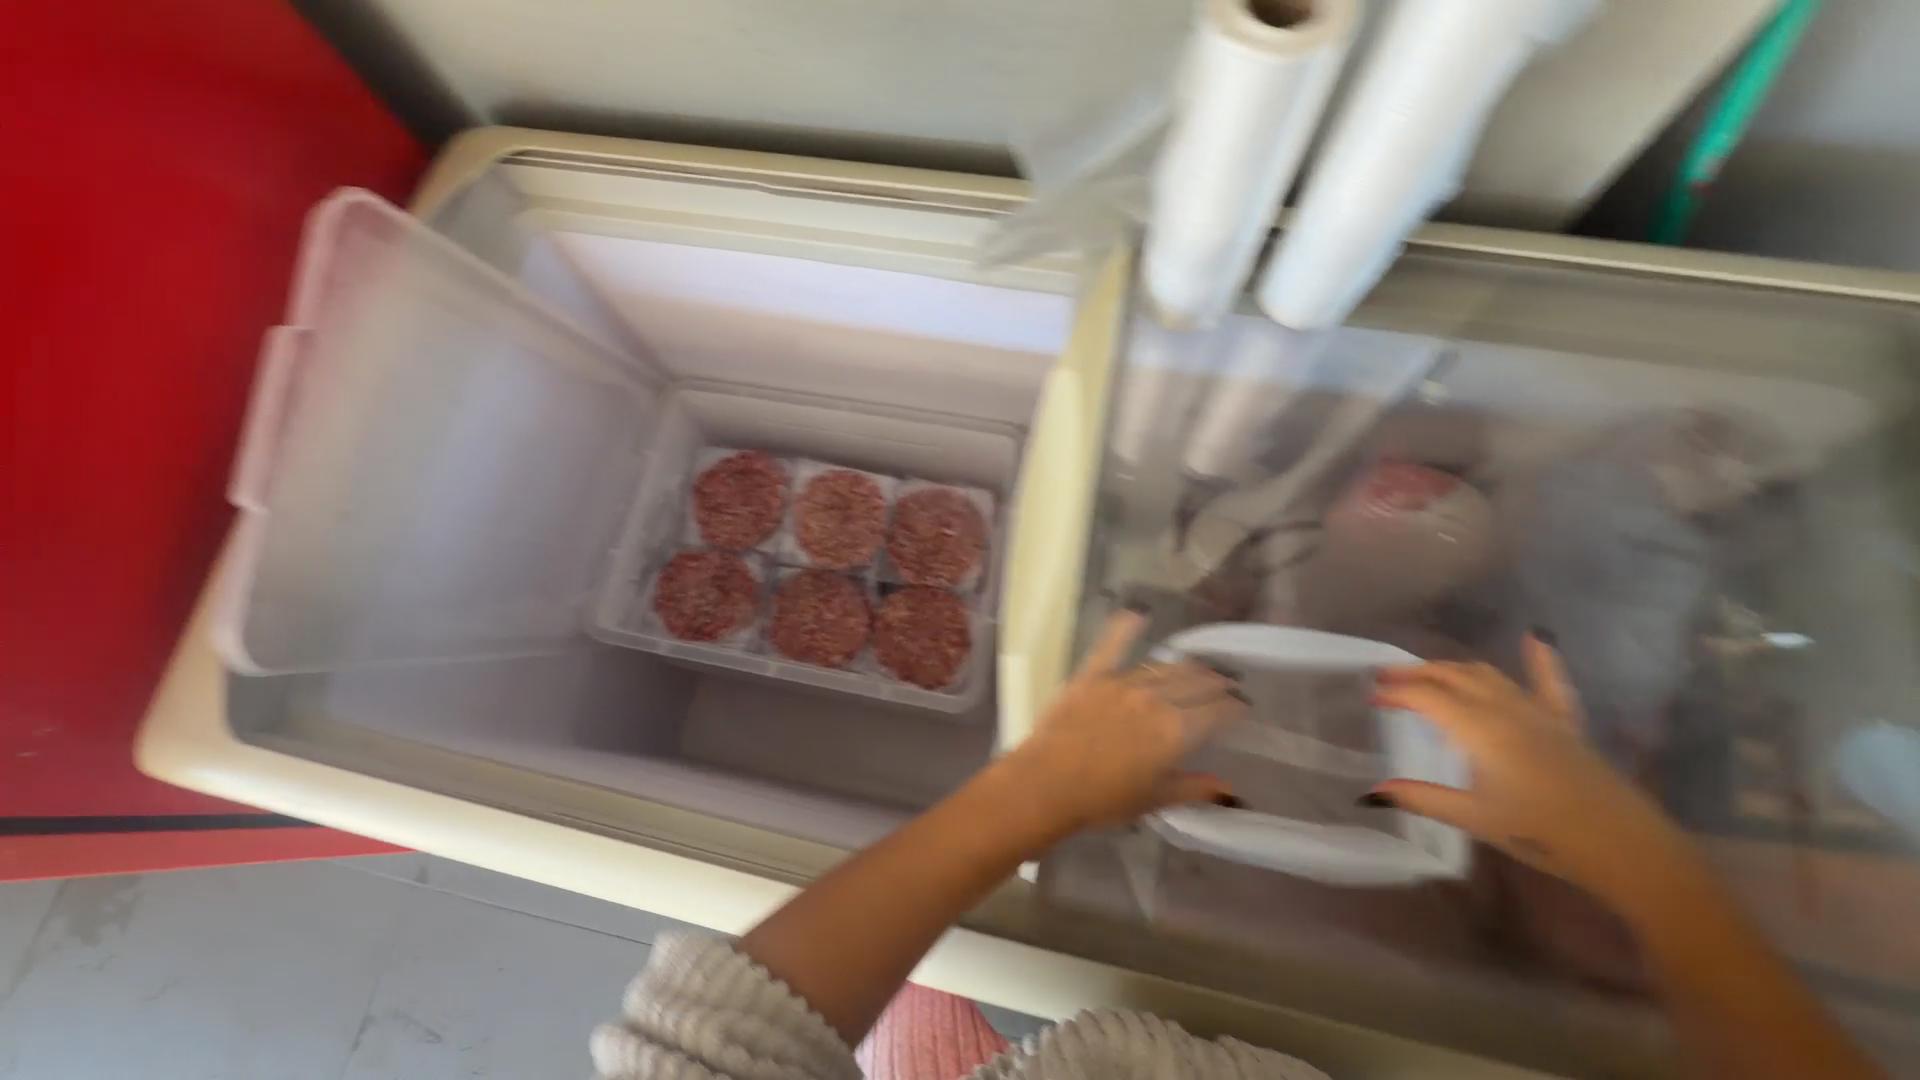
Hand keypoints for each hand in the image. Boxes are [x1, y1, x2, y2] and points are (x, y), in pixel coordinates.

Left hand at [999, 611, 1247, 834]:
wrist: (1046, 783)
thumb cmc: (1103, 799)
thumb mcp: (1155, 799)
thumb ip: (1195, 787)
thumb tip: (1230, 789)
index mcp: (1175, 731)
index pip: (1216, 712)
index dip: (1233, 708)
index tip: (1242, 706)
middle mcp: (1155, 699)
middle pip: (1194, 684)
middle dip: (1215, 683)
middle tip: (1226, 683)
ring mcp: (1122, 682)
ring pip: (1163, 667)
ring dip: (1185, 667)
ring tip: (1198, 667)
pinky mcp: (1091, 675)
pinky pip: (1112, 646)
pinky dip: (1125, 628)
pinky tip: (1137, 613)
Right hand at [1370, 637, 1692, 911]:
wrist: (1624, 847)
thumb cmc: (1542, 833)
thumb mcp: (1474, 818)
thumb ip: (1421, 798)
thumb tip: (1372, 791)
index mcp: (1479, 729)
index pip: (1425, 697)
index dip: (1394, 693)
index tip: (1370, 696)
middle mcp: (1505, 709)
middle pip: (1451, 676)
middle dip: (1415, 673)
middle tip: (1386, 679)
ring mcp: (1538, 712)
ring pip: (1487, 674)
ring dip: (1453, 669)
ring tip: (1429, 675)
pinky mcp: (1566, 722)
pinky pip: (1550, 682)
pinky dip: (1540, 658)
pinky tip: (1535, 637)